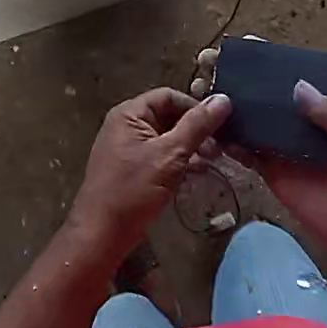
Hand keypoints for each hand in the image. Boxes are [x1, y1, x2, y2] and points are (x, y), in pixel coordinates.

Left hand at [68, 88, 231, 256]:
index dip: (195, 107)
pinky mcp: (133, 168)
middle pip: (168, 116)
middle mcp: (126, 125)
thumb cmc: (133, 189)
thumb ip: (197, 126)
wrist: (103, 231)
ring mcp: (128, 147)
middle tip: (220, 149)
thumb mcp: (169, 155)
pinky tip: (198, 173)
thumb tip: (223, 99)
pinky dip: (179, 161)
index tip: (221, 126)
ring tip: (212, 162)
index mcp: (129, 114)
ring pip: (166, 138)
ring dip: (190, 147)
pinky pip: (160, 156)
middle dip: (195, 130)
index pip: (168, 96)